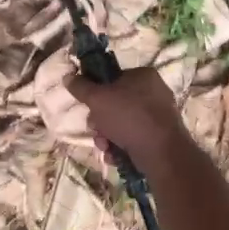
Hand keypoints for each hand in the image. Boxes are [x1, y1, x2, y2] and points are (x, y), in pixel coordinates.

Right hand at [67, 67, 191, 166]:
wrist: (160, 151)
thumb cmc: (128, 117)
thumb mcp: (97, 99)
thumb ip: (81, 87)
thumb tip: (68, 77)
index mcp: (143, 75)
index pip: (112, 79)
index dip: (96, 93)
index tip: (89, 107)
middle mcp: (154, 92)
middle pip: (114, 104)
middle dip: (100, 121)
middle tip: (96, 130)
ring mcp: (158, 115)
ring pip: (121, 123)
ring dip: (107, 136)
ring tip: (105, 147)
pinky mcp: (159, 135)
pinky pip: (133, 136)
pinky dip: (120, 146)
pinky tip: (115, 154)